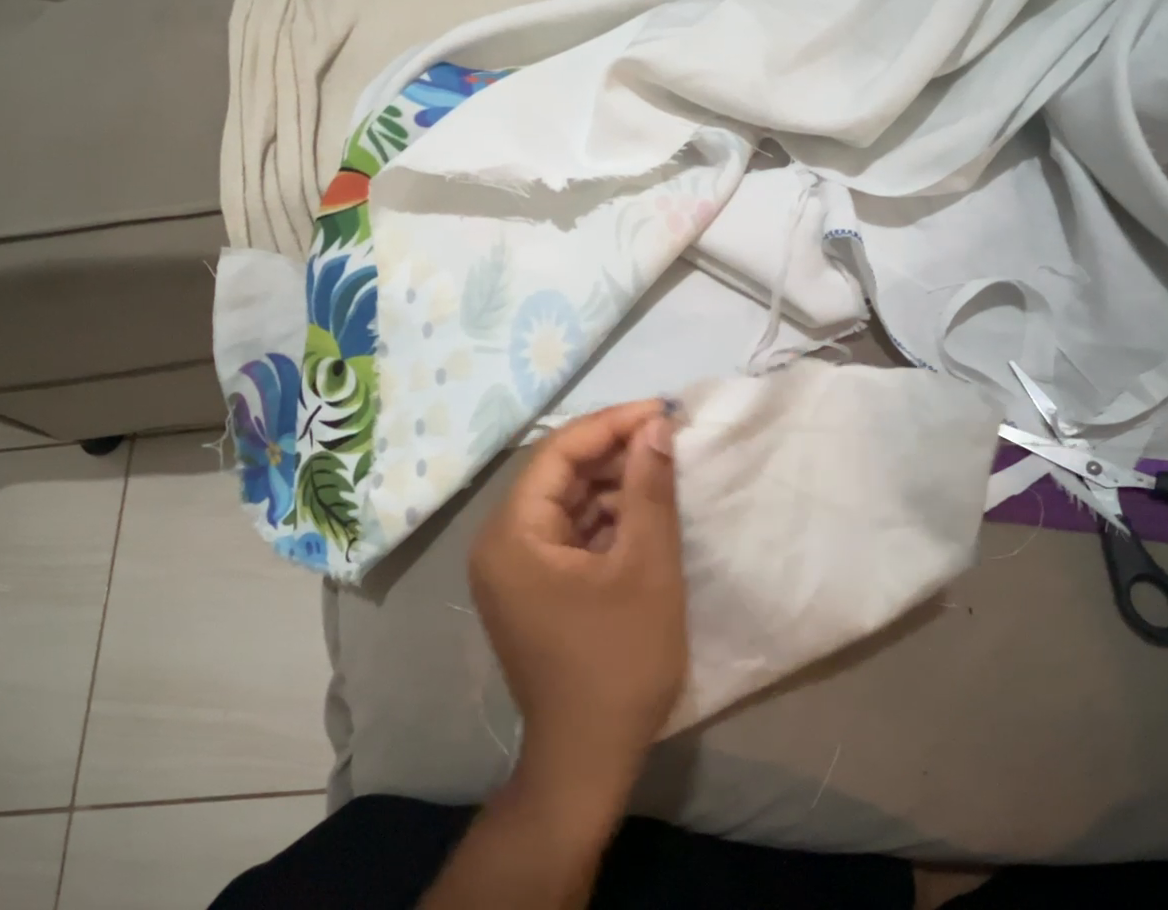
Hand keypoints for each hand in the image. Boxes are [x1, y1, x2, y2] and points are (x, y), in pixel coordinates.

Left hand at [422, 401, 683, 908]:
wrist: (588, 756)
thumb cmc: (618, 662)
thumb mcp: (646, 569)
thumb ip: (649, 490)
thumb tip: (655, 427)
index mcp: (511, 535)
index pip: (557, 454)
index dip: (611, 424)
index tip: (663, 410)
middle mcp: (499, 544)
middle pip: (556, 477)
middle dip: (612, 453)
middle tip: (668, 436)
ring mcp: (512, 570)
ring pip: (563, 505)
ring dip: (611, 486)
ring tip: (663, 467)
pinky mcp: (531, 590)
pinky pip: (566, 537)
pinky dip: (603, 521)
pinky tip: (643, 511)